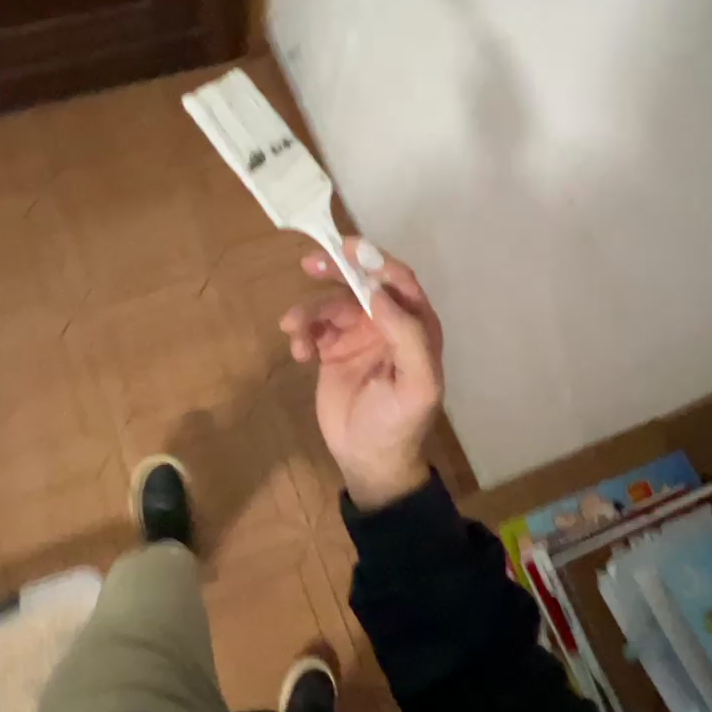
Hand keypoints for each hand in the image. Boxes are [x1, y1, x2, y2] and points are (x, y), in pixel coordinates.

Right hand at [279, 238, 444, 509]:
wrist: (369, 461)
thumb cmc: (399, 423)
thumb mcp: (417, 384)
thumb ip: (406, 335)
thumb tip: (378, 294)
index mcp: (416, 326)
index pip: (398, 281)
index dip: (375, 261)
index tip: (348, 250)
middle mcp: (388, 324)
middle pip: (360, 283)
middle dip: (336, 269)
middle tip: (310, 263)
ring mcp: (358, 336)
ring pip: (330, 305)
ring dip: (309, 312)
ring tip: (294, 330)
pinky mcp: (332, 351)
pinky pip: (314, 328)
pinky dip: (302, 333)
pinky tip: (298, 352)